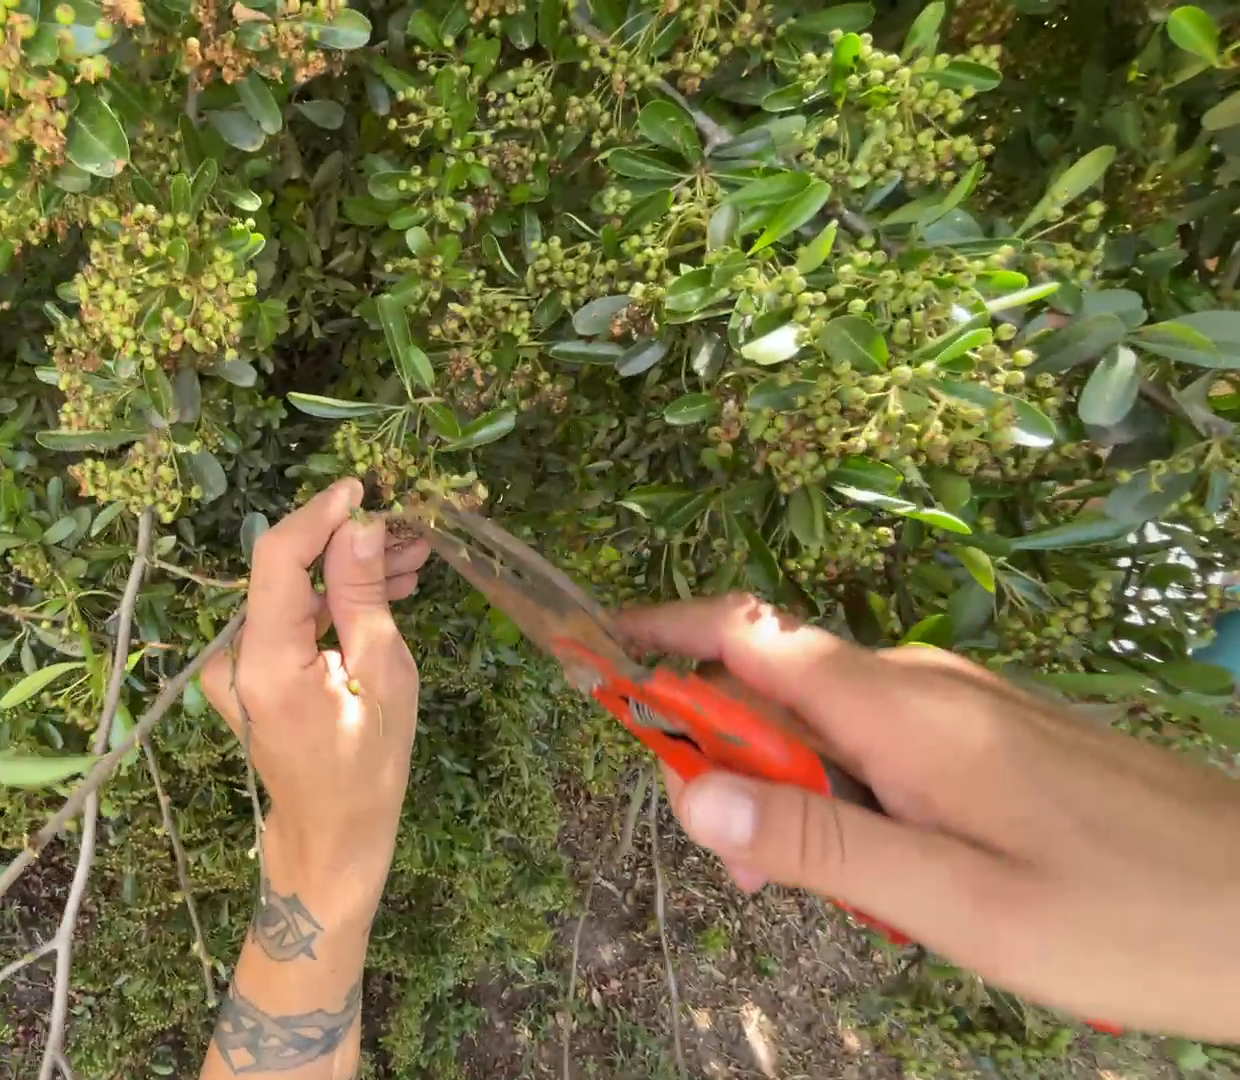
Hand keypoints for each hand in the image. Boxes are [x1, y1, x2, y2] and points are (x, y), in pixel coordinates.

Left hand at [199, 479, 429, 886]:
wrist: (330, 832)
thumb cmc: (367, 768)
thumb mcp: (384, 675)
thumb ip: (363, 594)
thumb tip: (359, 524)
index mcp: (265, 661)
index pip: (278, 557)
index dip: (318, 515)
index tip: (361, 488)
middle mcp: (234, 655)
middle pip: (285, 571)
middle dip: (344, 544)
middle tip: (407, 531)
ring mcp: (234, 663)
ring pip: (292, 592)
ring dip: (344, 573)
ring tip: (409, 560)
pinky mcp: (246, 668)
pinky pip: (289, 618)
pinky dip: (329, 604)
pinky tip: (378, 592)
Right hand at [619, 593, 1239, 1041]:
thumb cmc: (1137, 916)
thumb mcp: (958, 904)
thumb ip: (815, 844)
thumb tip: (692, 799)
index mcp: (889, 705)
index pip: (743, 634)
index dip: (660, 629)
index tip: (595, 648)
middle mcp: (904, 682)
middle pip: (767, 691)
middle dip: (724, 760)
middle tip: (736, 863)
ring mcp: (942, 703)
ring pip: (815, 724)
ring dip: (783, 788)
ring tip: (820, 886)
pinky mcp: (972, 730)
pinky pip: (865, 740)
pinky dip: (834, 790)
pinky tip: (878, 862)